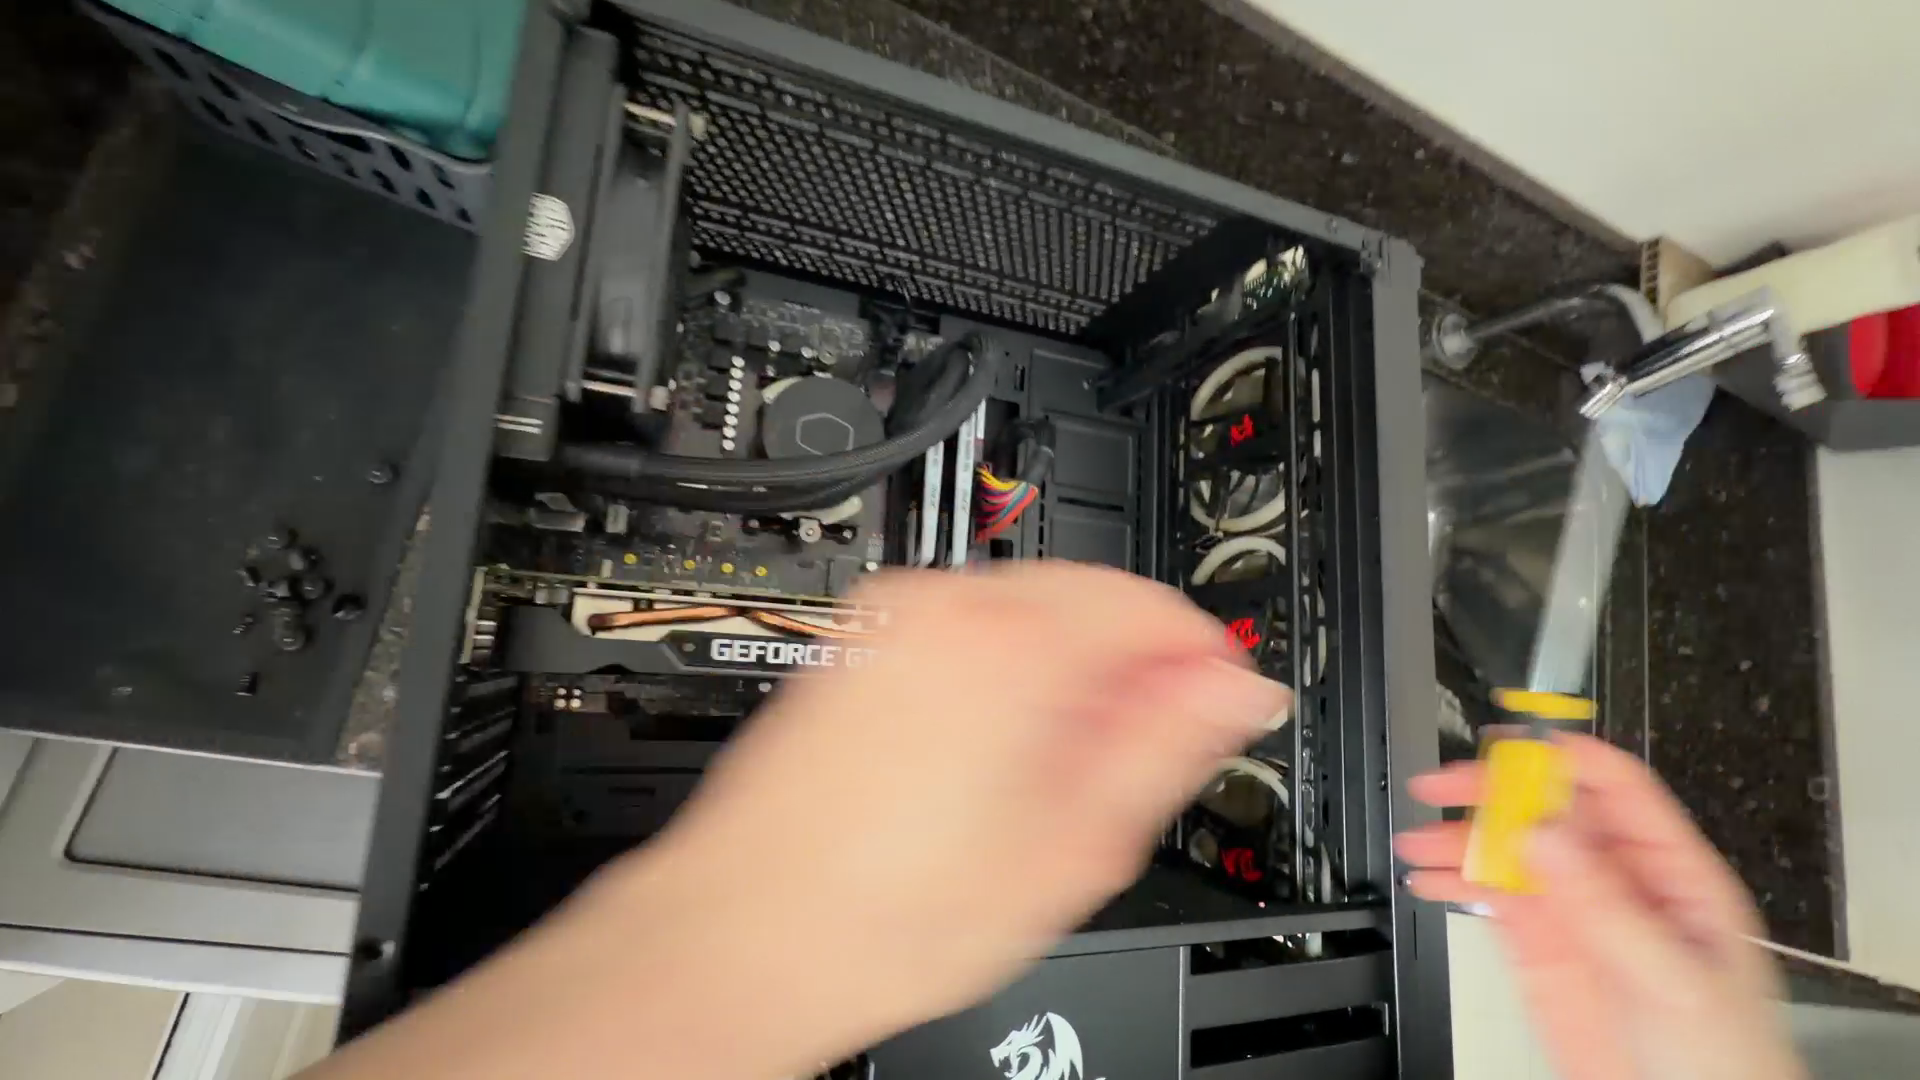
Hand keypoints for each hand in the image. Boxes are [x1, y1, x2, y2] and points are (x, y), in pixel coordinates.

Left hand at [585, 563, 1291, 1076]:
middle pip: (1086, 600)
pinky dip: (1002, 673)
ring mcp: (892, 619)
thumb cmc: (879, 911)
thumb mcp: (1065, 843)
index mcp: (1008, 644)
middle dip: (1125, 670)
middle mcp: (943, 608)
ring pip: (1025, 613)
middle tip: (1130, 755)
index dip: (1196, 658)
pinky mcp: (863, 641)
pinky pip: (965, 630)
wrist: (740, 929)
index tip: (1211, 700)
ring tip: (1050, 770)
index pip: (1148, 605)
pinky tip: (990, 751)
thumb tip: (1225, 691)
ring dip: (1062, 674)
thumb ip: (1161, 746)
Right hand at [1394, 734, 1803, 1079]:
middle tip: (1443, 785)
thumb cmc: (1719, 1060)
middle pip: (1541, 807)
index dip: (1564, 758)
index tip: (1512, 745)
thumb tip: (1543, 833)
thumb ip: (1605, 905)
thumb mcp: (1670, 977)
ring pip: (1502, 844)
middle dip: (1488, 791)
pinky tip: (1428, 878)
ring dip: (1456, 837)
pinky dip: (1448, 878)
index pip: (1614, 790)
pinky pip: (1482, 888)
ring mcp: (1567, 903)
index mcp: (1665, 872)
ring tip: (1421, 843)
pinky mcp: (1533, 932)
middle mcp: (1610, 877)